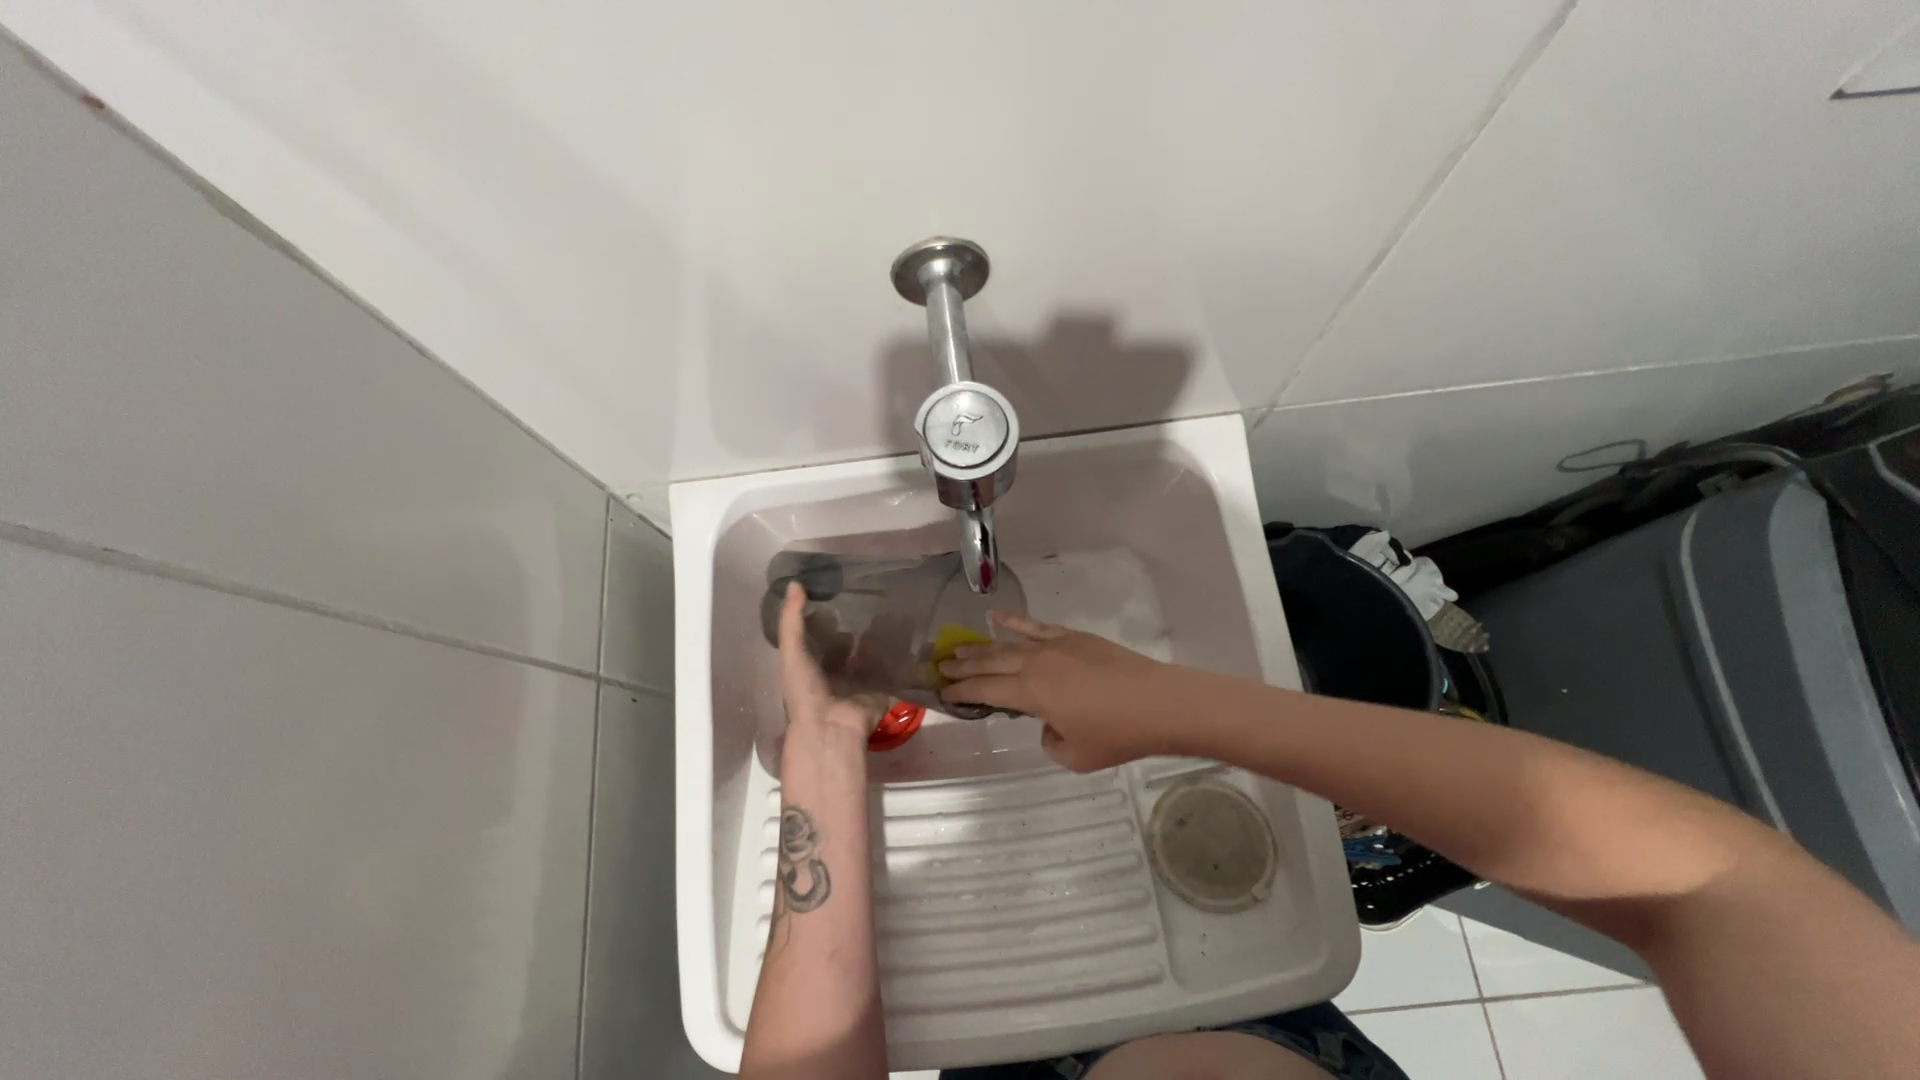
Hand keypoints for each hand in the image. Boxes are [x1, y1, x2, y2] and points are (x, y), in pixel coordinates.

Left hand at [779, 582, 885, 738]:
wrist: (831, 726)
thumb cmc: (805, 689)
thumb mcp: (792, 650)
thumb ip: (792, 618)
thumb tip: (795, 582)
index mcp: (808, 666)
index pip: (817, 637)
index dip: (824, 618)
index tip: (836, 593)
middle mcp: (832, 674)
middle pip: (843, 646)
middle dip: (852, 627)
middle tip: (866, 601)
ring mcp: (857, 683)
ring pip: (867, 656)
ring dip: (875, 640)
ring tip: (887, 612)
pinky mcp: (879, 690)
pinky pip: (888, 670)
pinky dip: (894, 656)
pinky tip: (902, 634)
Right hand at [938, 612, 1188, 770]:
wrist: (1159, 703)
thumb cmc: (1117, 735)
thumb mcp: (1075, 755)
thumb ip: (1050, 741)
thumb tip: (1048, 723)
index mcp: (1030, 694)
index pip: (985, 691)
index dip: (962, 691)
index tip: (943, 691)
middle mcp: (1035, 664)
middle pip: (991, 663)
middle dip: (964, 666)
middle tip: (941, 666)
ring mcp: (1056, 646)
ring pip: (1009, 644)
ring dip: (982, 646)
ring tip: (959, 647)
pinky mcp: (1075, 637)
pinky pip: (1037, 627)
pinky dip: (1015, 622)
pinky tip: (998, 618)